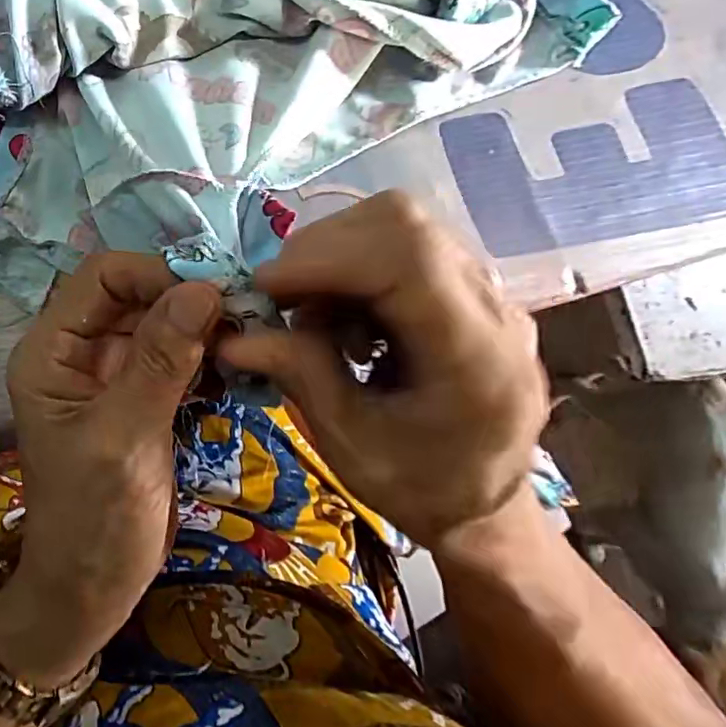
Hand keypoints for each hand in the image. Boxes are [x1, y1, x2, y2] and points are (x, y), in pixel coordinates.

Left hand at [0, 252, 220, 686]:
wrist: (91, 590)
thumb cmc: (92, 519)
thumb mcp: (124, 437)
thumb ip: (160, 362)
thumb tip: (202, 288)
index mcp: (51, 350)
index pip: (100, 277)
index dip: (153, 274)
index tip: (212, 295)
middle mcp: (77, 352)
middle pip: (134, 295)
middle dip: (186, 299)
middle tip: (248, 316)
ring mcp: (111, 374)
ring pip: (160, 323)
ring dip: (204, 328)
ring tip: (251, 341)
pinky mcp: (141, 397)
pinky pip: (175, 358)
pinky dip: (207, 358)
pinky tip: (239, 370)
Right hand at [217, 191, 547, 549]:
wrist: (483, 503)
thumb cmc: (420, 486)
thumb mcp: (350, 445)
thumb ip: (300, 376)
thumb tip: (232, 336)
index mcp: (476, 358)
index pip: (406, 259)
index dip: (324, 258)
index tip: (264, 289)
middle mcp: (493, 309)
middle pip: (403, 224)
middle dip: (320, 250)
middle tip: (278, 299)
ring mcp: (485, 292)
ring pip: (399, 223)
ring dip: (331, 254)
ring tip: (308, 311)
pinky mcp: (464, 287)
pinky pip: (399, 242)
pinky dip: (347, 263)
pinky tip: (337, 314)